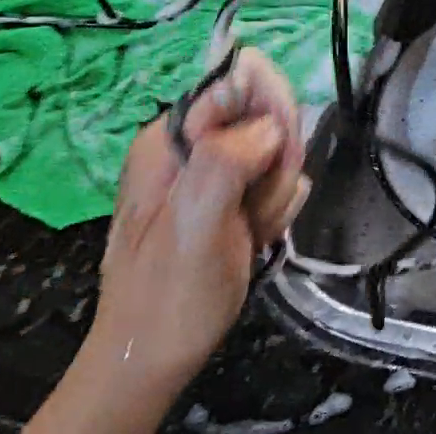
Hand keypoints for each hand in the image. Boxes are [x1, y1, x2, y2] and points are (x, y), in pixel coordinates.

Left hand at [28, 49, 306, 433]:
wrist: (153, 358)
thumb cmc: (168, 298)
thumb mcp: (192, 229)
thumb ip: (225, 162)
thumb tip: (270, 122)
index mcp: (169, 138)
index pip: (241, 78)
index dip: (272, 108)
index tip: (278, 153)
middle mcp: (191, 143)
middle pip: (269, 113)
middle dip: (277, 159)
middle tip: (253, 206)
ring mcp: (213, 168)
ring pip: (282, 148)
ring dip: (277, 191)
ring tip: (247, 230)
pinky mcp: (234, 192)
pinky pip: (281, 177)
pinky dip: (277, 208)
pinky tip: (253, 236)